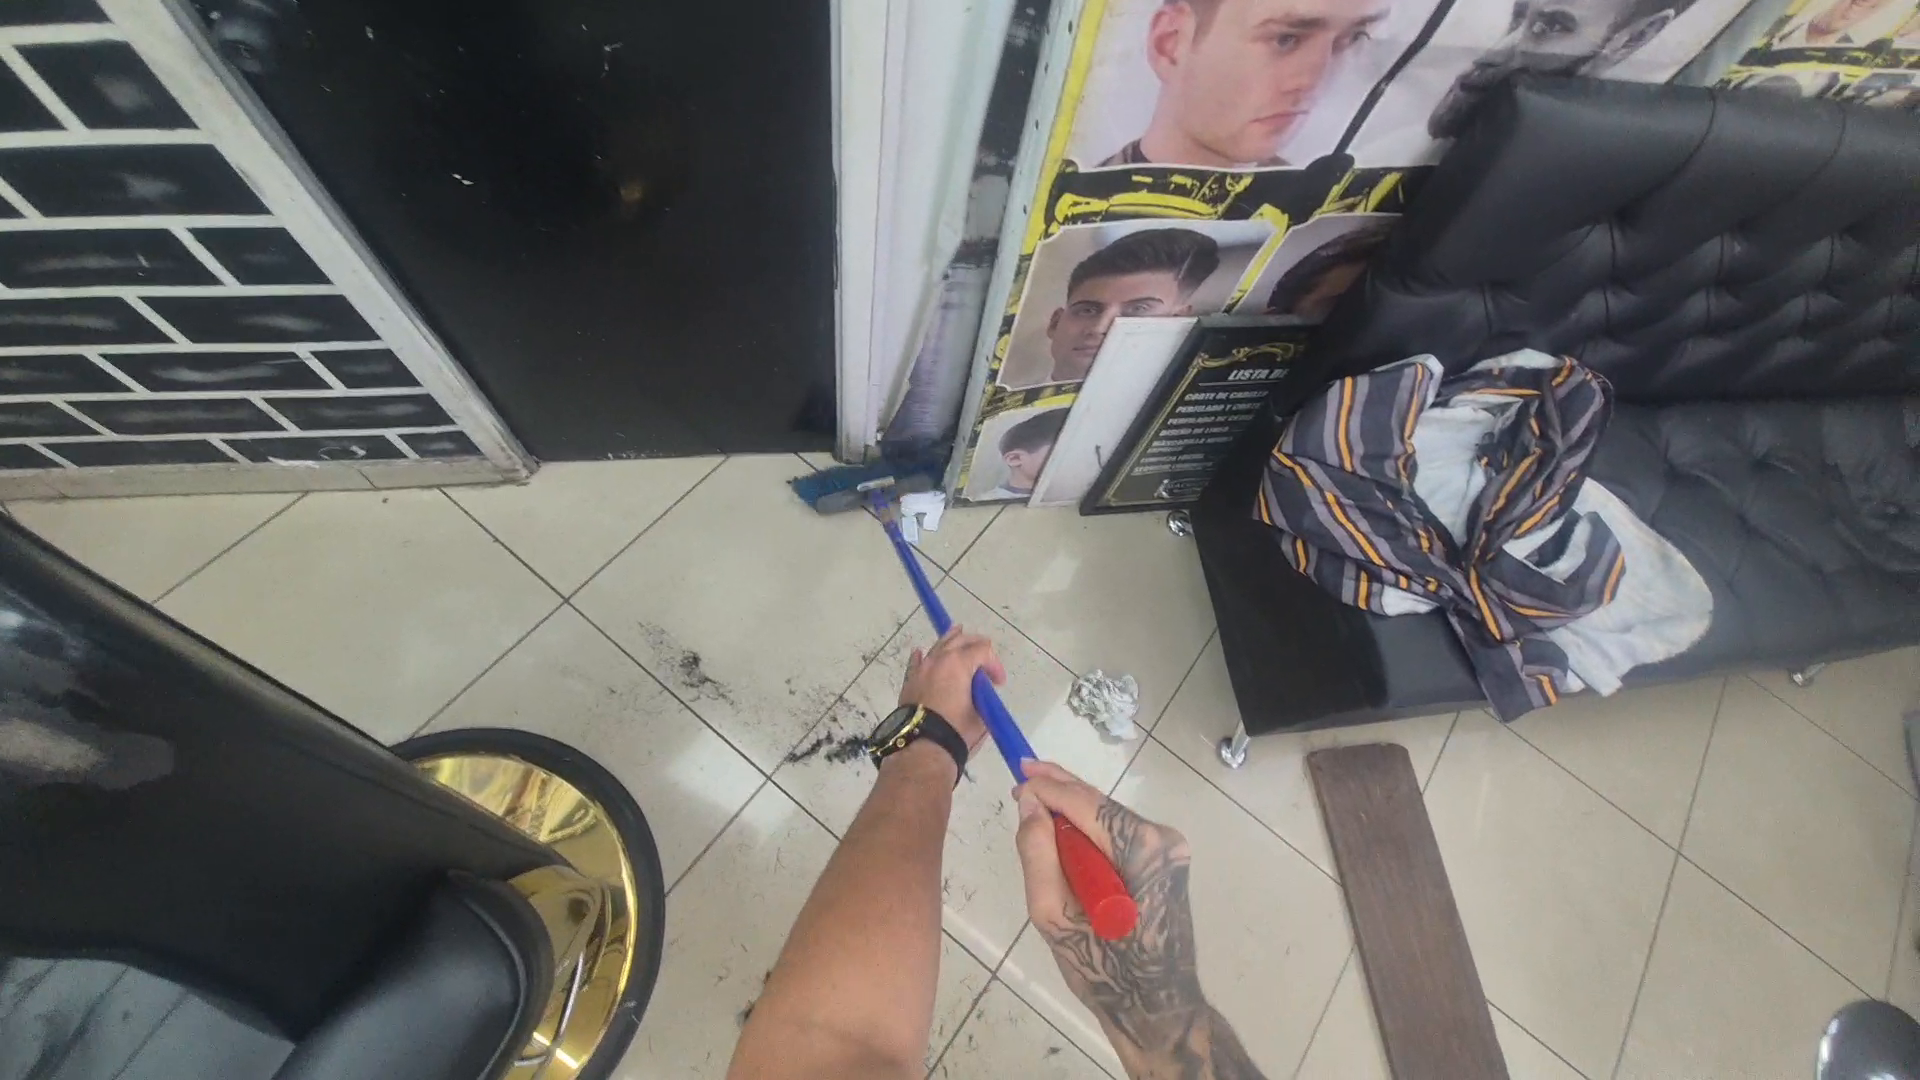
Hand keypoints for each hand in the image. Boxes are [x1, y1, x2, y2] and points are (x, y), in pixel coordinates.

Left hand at [897, 626, 1003, 755]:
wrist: (922, 749)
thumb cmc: (956, 731)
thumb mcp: (982, 715)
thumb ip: (983, 698)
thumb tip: (979, 695)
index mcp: (959, 663)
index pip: (983, 650)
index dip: (994, 664)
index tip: (999, 684)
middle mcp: (938, 660)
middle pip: (959, 640)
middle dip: (975, 644)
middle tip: (985, 656)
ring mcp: (921, 669)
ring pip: (938, 647)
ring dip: (951, 641)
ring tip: (957, 633)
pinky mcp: (910, 682)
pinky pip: (917, 662)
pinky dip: (924, 657)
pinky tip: (922, 653)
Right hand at [1013, 761, 1264, 1079]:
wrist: (1158, 1010)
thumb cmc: (1103, 971)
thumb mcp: (1053, 917)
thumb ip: (1038, 854)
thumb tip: (1029, 804)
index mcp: (1139, 850)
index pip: (1084, 802)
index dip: (1048, 787)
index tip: (1016, 782)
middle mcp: (1160, 839)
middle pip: (1098, 802)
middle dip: (1059, 786)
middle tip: (1022, 772)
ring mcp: (1168, 848)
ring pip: (1107, 814)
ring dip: (1071, 805)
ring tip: (1036, 797)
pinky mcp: (1165, 859)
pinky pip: (1117, 831)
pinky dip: (1088, 825)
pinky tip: (1063, 824)